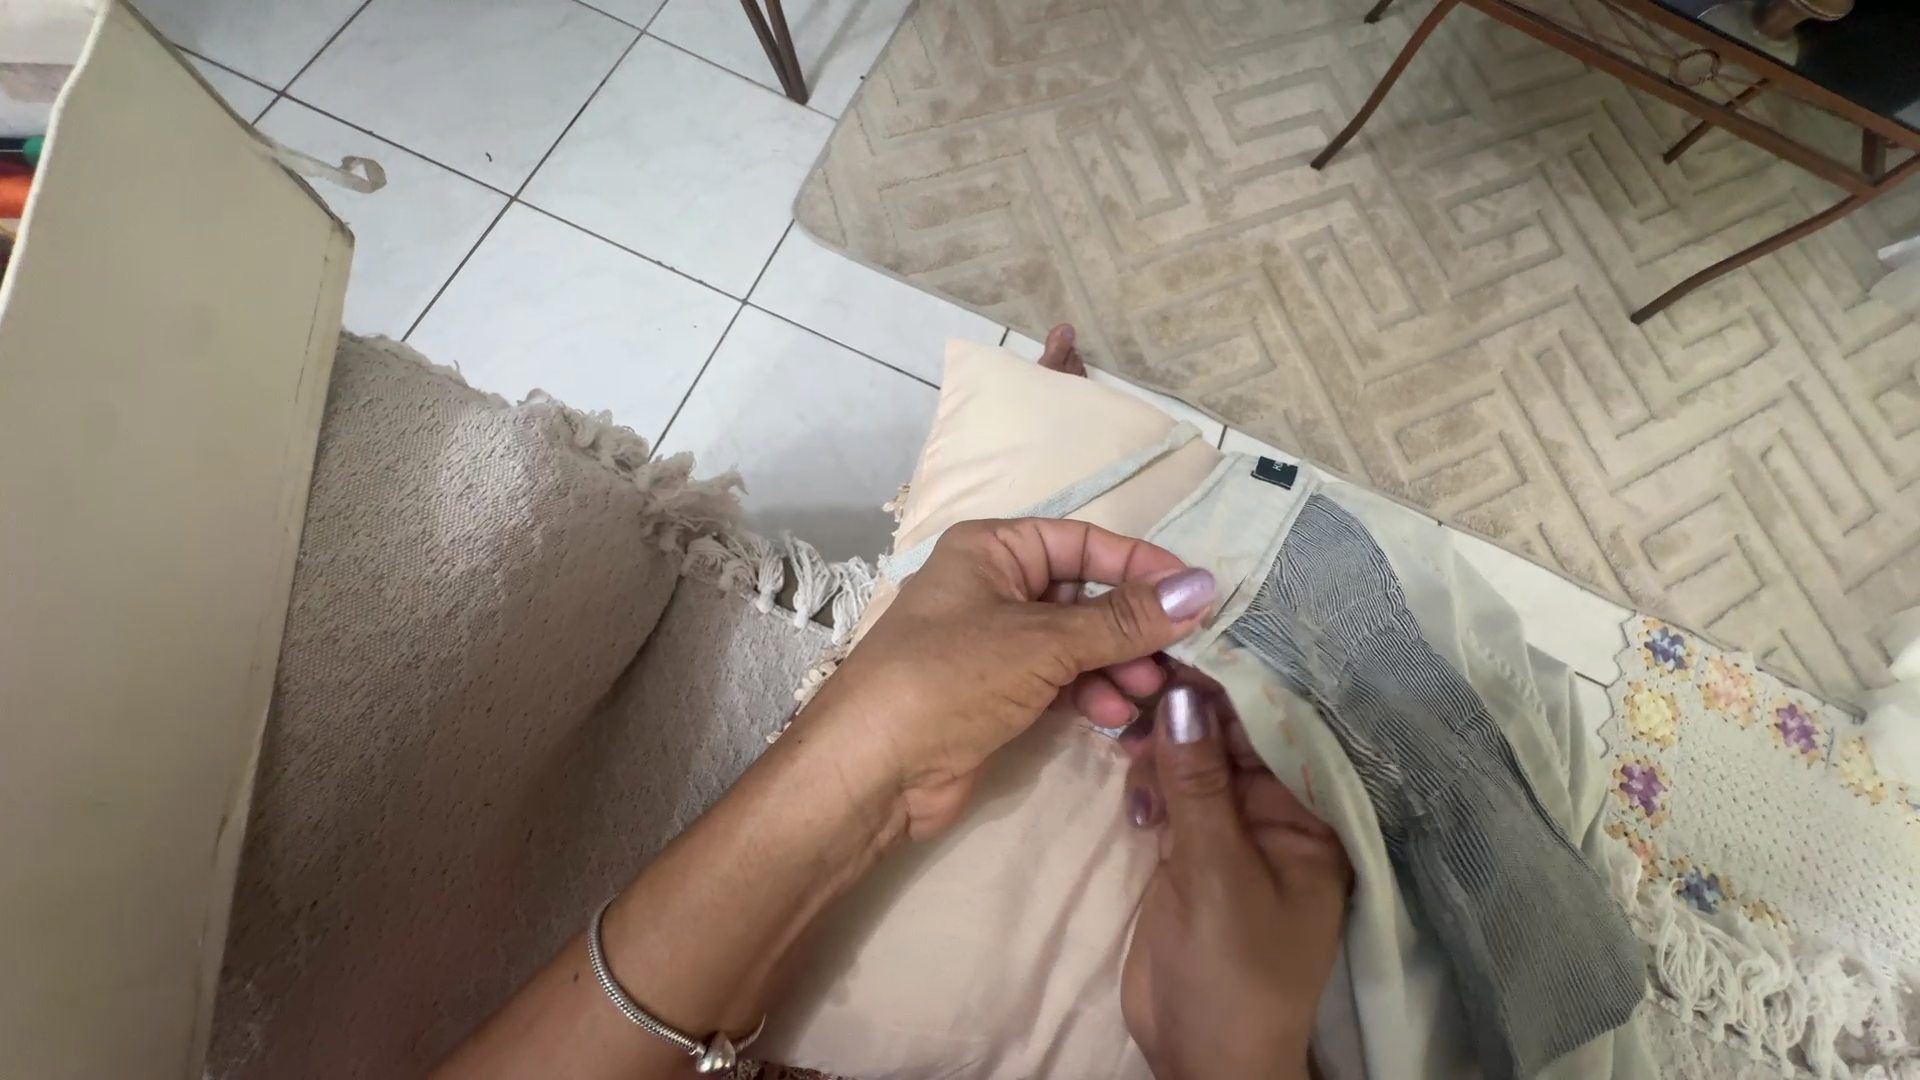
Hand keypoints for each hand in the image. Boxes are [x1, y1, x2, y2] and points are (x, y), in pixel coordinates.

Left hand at [796, 518, 1216, 840]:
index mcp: (992, 549)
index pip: (1082, 543)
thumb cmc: (951, 677)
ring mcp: (995, 642)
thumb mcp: (1042, 641)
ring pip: (1075, 643)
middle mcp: (993, 587)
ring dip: (1114, 665)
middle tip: (1175, 658)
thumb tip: (1202, 586)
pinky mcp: (998, 691)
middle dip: (1130, 628)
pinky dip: (1088, 694)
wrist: (874, 768)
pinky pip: (1059, 680)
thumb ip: (1124, 619)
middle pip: (1083, 596)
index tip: (1196, 593)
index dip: (1139, 565)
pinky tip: (1112, 716)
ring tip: (1145, 692)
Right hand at [1120, 674, 1352, 1079]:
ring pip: (1193, 757)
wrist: (1199, 1059)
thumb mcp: (1216, 875)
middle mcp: (1275, 812)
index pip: (1274, 730)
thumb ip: (1198, 785)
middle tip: (1133, 686)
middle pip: (1229, 735)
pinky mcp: (1189, 843)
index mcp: (1309, 818)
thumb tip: (1181, 698)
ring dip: (1159, 748)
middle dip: (1185, 710)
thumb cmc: (1234, 973)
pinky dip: (1149, 783)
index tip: (1180, 641)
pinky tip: (1137, 805)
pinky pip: (1170, 788)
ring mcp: (1229, 827)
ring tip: (1130, 758)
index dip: (1231, 683)